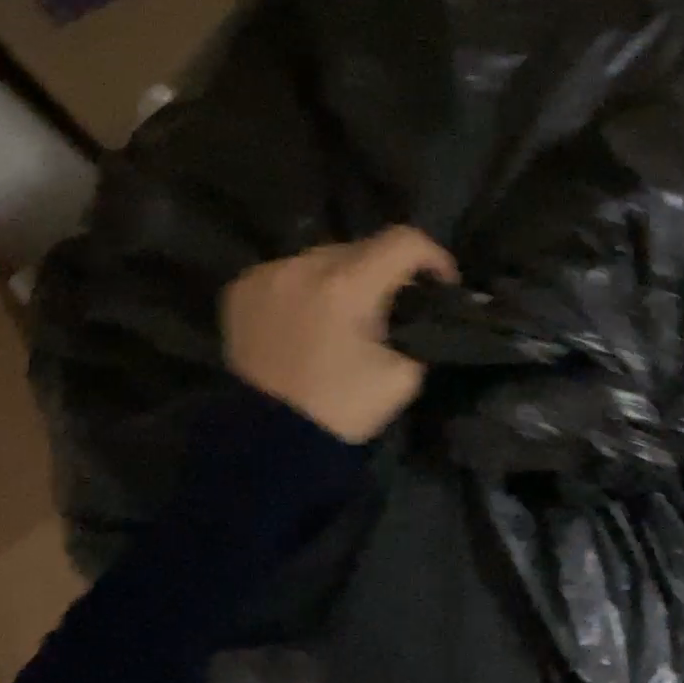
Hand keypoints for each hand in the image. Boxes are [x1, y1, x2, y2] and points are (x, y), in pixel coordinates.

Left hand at [221, 226, 457, 442]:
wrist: (272, 441)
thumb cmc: (342, 410)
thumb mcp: (402, 378)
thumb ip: (416, 334)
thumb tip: (416, 317)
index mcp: (347, 286)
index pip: (403, 241)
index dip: (433, 256)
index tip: (442, 283)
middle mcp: (302, 266)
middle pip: (360, 248)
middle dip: (385, 273)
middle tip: (394, 307)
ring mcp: (266, 276)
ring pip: (320, 260)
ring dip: (342, 280)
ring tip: (347, 316)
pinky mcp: (241, 291)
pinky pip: (286, 276)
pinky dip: (306, 291)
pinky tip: (308, 322)